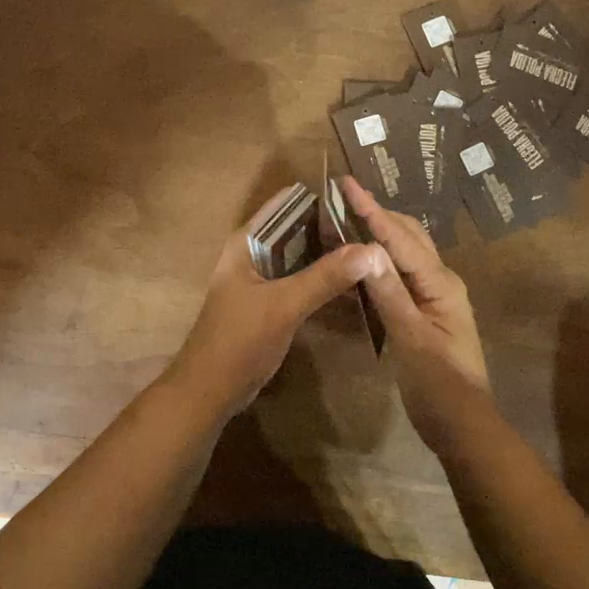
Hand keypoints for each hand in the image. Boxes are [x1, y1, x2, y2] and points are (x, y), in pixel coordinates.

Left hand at [164, 187, 391, 418]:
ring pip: (301, 256)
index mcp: (248, 241)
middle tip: (377, 227)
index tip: (362, 200)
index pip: (287, 203)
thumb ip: (324, 277)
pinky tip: (352, 281)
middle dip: (332, 228)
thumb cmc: (239, 339)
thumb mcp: (284, 305)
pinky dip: (322, 278)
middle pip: (298, 229)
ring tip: (373, 249)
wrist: (210, 390)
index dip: (322, 198)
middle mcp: (253, 252)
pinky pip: (300, 280)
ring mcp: (261, 278)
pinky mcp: (270, 302)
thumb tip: (372, 250)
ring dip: (329, 254)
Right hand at [341, 176, 492, 453]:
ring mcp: (435, 296)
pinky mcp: (426, 311)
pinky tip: (363, 258)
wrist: (464, 427)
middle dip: (378, 212)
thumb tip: (367, 248)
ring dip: (381, 231)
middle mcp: (441, 281)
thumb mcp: (410, 339)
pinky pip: (402, 272)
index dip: (371, 210)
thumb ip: (390, 293)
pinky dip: (382, 257)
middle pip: (408, 236)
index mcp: (440, 284)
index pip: (400, 239)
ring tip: (350, 215)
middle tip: (345, 194)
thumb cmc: (439, 385)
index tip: (348, 183)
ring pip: (407, 252)